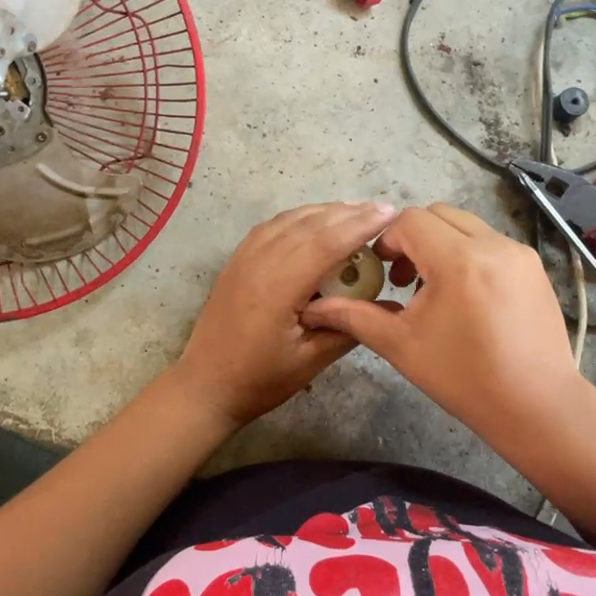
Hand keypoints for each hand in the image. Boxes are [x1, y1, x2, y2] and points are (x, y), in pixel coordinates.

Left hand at [170, 201, 397, 425]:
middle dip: (347, 213)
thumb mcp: (310, 361)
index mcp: (278, 288)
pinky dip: (296, 219)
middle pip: (308, 225)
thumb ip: (348, 327)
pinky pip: (269, 228)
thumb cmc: (260, 380)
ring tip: (354, 211)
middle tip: (381, 209)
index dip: (360, 225)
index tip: (390, 213)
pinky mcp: (235, 263)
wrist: (206, 386)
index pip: (326, 243)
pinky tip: (313, 222)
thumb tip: (387, 305)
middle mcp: (258, 264)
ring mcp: (242, 260)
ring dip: (322, 212)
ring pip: (287, 221)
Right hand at [301, 204, 583, 437]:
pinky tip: (463, 300)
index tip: (380, 271)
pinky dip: (468, 256)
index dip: (387, 240)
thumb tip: (314, 309)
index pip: (411, 220)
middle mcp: (493, 245)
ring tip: (430, 290)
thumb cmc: (463, 377)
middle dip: (413, 238)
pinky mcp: (534, 268)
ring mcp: (519, 255)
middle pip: (439, 215)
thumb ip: (356, 317)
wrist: (536, 405)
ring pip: (467, 227)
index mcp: (458, 260)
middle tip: (401, 279)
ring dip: (441, 246)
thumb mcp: (401, 346)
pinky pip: (491, 244)